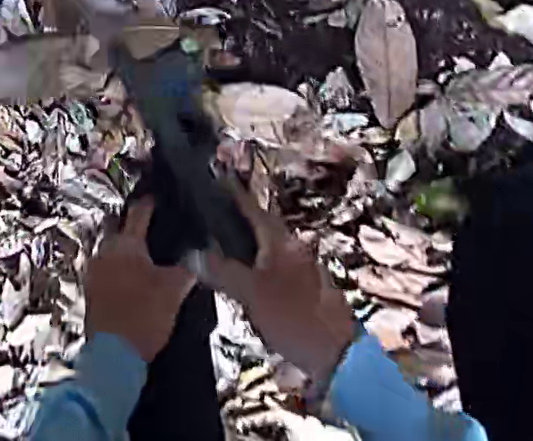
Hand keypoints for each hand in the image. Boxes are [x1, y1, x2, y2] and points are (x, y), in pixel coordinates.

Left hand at [84, 198, 197, 360]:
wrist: (114, 355)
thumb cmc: (144, 317)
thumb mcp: (173, 292)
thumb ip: (185, 269)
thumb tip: (195, 257)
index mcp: (127, 244)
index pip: (139, 213)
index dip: (148, 203)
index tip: (154, 196)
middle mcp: (105, 249)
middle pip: (119, 227)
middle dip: (131, 226)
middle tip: (147, 230)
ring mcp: (94, 268)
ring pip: (109, 248)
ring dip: (122, 249)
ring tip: (140, 258)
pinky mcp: (89, 287)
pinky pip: (103, 267)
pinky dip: (115, 267)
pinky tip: (127, 279)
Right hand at [204, 189, 357, 385]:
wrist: (340, 357)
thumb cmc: (293, 316)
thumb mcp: (250, 293)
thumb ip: (220, 271)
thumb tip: (192, 254)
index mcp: (280, 239)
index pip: (250, 205)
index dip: (231, 191)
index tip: (215, 175)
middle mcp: (294, 245)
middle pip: (260, 223)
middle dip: (237, 217)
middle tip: (212, 212)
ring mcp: (304, 265)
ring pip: (268, 244)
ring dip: (248, 241)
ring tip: (223, 243)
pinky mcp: (308, 286)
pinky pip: (275, 262)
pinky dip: (259, 261)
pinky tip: (247, 273)